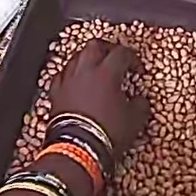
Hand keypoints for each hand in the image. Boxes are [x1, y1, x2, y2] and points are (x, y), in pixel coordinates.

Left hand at [48, 39, 148, 164]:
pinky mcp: (55, 94)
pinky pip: (62, 76)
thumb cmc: (107, 132)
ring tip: (96, 68)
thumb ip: (140, 104)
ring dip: (88, 59)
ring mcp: (68, 81)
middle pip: (95, 46)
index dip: (132, 58)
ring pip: (76, 57)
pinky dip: (71, 75)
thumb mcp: (135, 120)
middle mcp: (85, 71)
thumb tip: (140, 101)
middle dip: (107, 48)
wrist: (77, 149)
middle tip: (115, 58)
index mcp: (107, 73)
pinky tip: (76, 82)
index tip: (137, 69)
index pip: (122, 53)